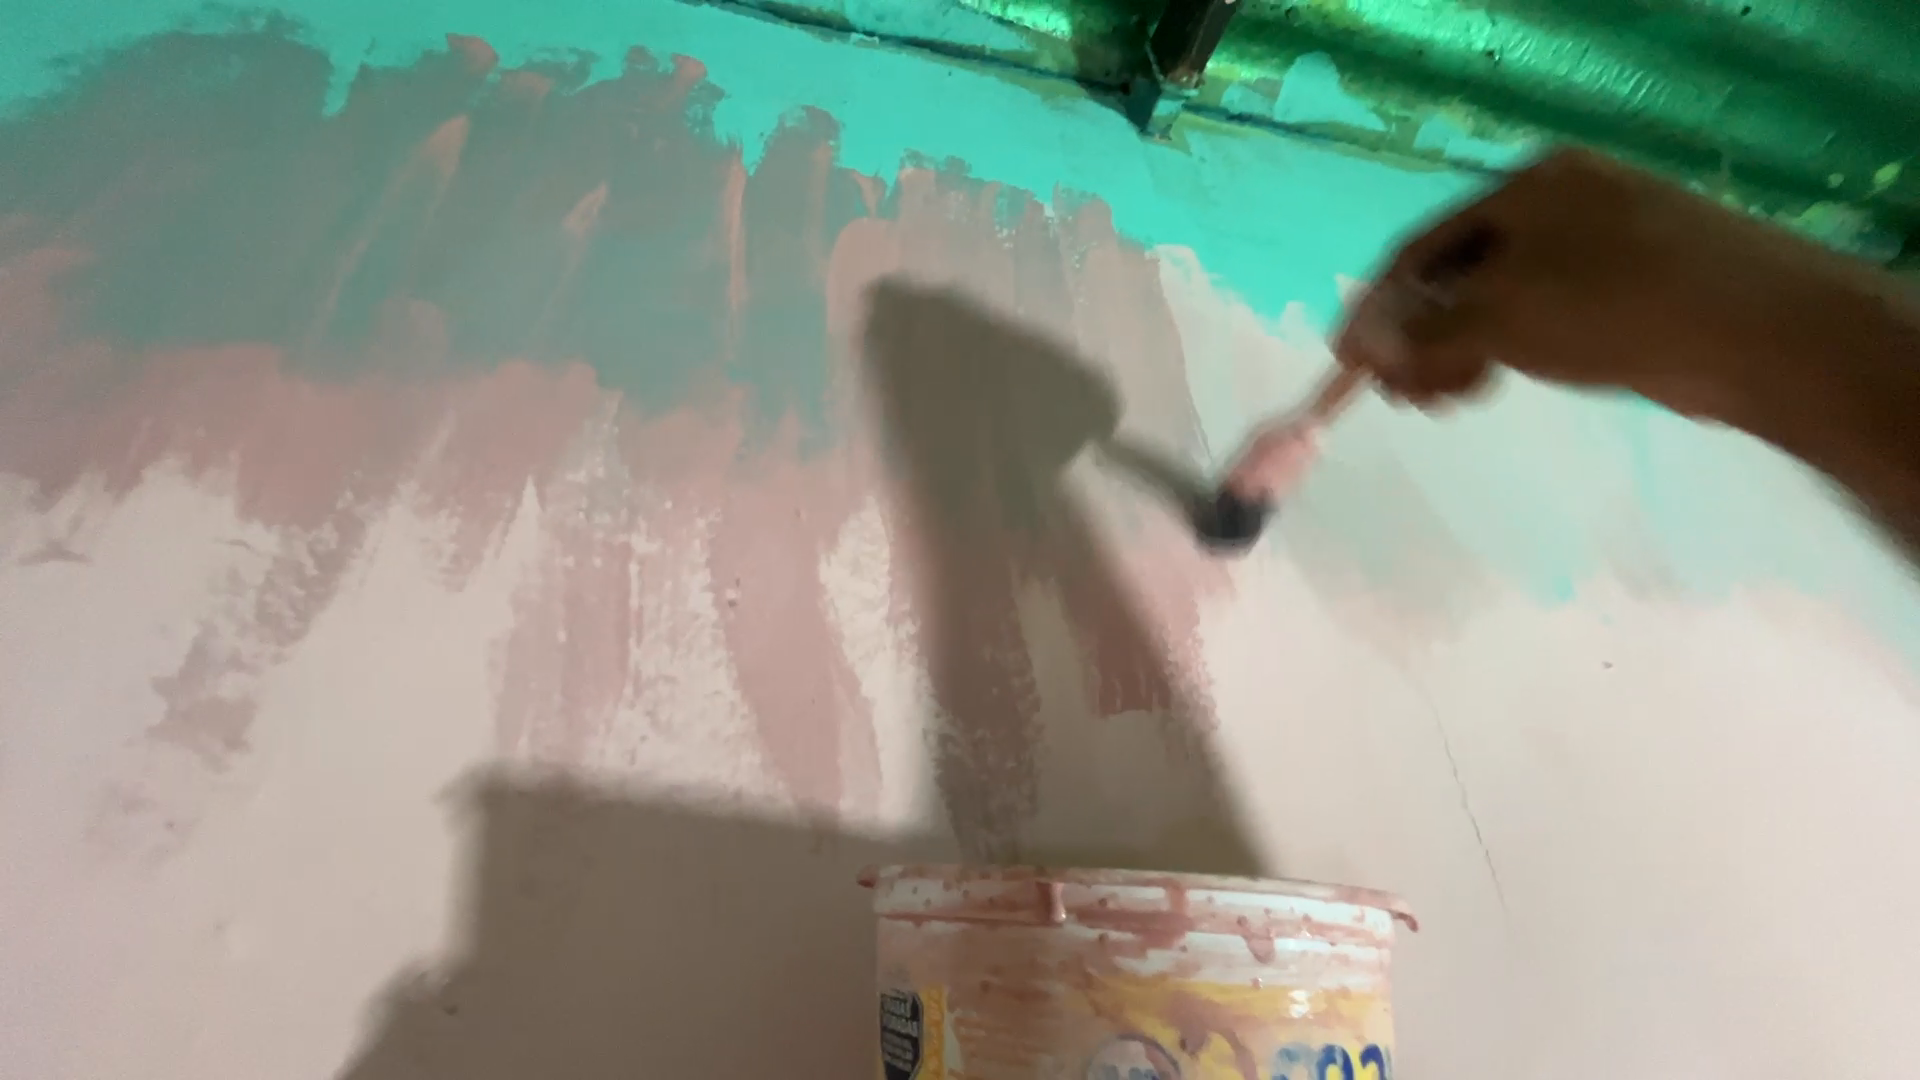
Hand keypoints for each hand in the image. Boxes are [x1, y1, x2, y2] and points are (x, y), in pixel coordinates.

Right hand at [1331, 147, 1876, 434]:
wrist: (1761, 337)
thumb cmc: (1613, 306)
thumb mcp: (1496, 315)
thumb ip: (1417, 332)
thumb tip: (1358, 350)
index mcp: (1524, 190)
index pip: (1416, 252)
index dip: (1372, 310)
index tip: (1344, 362)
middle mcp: (1548, 211)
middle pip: (1444, 282)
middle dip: (1411, 341)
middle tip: (1399, 393)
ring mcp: (1579, 250)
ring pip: (1478, 308)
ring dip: (1444, 357)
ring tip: (1441, 399)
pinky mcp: (1601, 292)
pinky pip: (1515, 322)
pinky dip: (1485, 355)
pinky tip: (1478, 387)